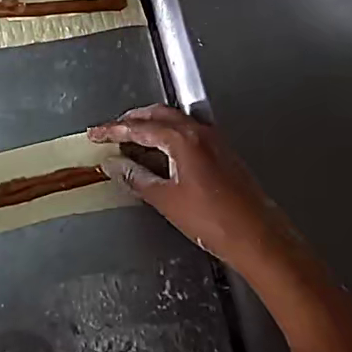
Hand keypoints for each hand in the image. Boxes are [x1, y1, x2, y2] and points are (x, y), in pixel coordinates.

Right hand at [88, 105, 299, 270]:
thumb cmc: (212, 220)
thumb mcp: (166, 199)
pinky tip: (160, 152)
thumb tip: (113, 164)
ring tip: (130, 140)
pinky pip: (187, 132)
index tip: (95, 133)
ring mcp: (214, 140)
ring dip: (151, 125)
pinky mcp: (222, 152)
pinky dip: (167, 135)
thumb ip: (136, 177)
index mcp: (183, 139)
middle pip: (158, 115)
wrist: (257, 236)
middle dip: (132, 120)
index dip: (113, 130)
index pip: (140, 127)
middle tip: (111, 131)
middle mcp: (200, 132)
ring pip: (175, 121)